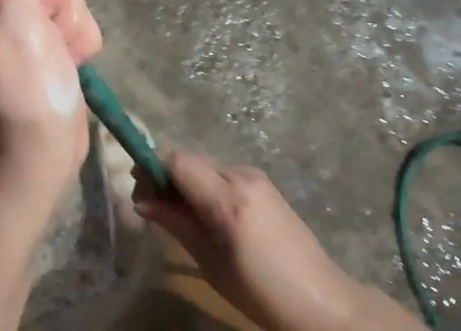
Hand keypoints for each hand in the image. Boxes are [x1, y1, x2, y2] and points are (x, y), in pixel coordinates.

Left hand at [0, 0, 103, 203]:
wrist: (44, 152)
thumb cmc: (26, 87)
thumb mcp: (18, 22)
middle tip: (48, 20)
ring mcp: (26, 24)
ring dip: (70, 18)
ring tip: (62, 50)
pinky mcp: (51, 42)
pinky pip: (74, 19)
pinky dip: (79, 38)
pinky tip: (74, 61)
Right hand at [135, 150, 416, 330]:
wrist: (321, 302)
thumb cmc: (260, 292)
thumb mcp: (210, 263)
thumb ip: (176, 223)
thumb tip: (141, 200)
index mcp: (228, 198)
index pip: (175, 159)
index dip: (151, 168)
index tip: (139, 192)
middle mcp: (241, 175)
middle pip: (188, 158)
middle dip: (165, 177)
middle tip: (154, 208)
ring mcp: (255, 176)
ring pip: (204, 165)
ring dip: (185, 181)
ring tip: (181, 216)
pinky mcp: (263, 183)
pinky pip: (222, 174)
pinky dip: (205, 185)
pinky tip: (208, 216)